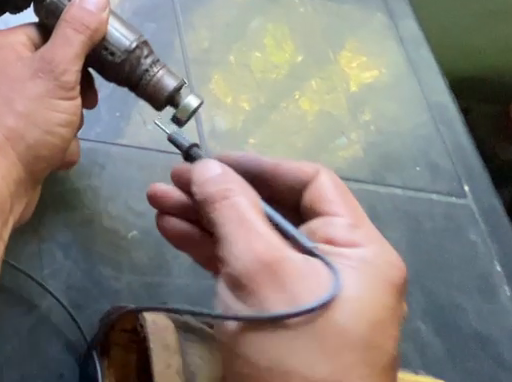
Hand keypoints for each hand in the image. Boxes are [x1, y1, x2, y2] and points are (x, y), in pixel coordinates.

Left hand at [0, 0, 107, 223]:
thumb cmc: (23, 120)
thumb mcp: (58, 70)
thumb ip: (78, 33)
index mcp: (1, 47)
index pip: (49, 34)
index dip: (76, 53)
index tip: (94, 73)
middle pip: (55, 72)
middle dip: (73, 97)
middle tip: (76, 108)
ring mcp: (1, 106)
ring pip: (55, 105)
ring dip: (67, 124)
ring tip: (58, 136)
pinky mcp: (9, 136)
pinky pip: (45, 132)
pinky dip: (55, 145)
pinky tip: (52, 156)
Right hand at [146, 155, 406, 381]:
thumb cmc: (292, 349)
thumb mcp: (259, 269)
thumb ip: (231, 208)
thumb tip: (205, 166)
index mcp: (356, 251)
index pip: (310, 184)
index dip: (257, 166)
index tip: (207, 163)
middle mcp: (336, 266)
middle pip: (273, 207)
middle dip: (217, 191)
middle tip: (169, 180)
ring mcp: (306, 293)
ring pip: (251, 235)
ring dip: (203, 216)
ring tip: (155, 201)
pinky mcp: (279, 316)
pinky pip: (243, 265)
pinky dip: (207, 246)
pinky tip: (170, 231)